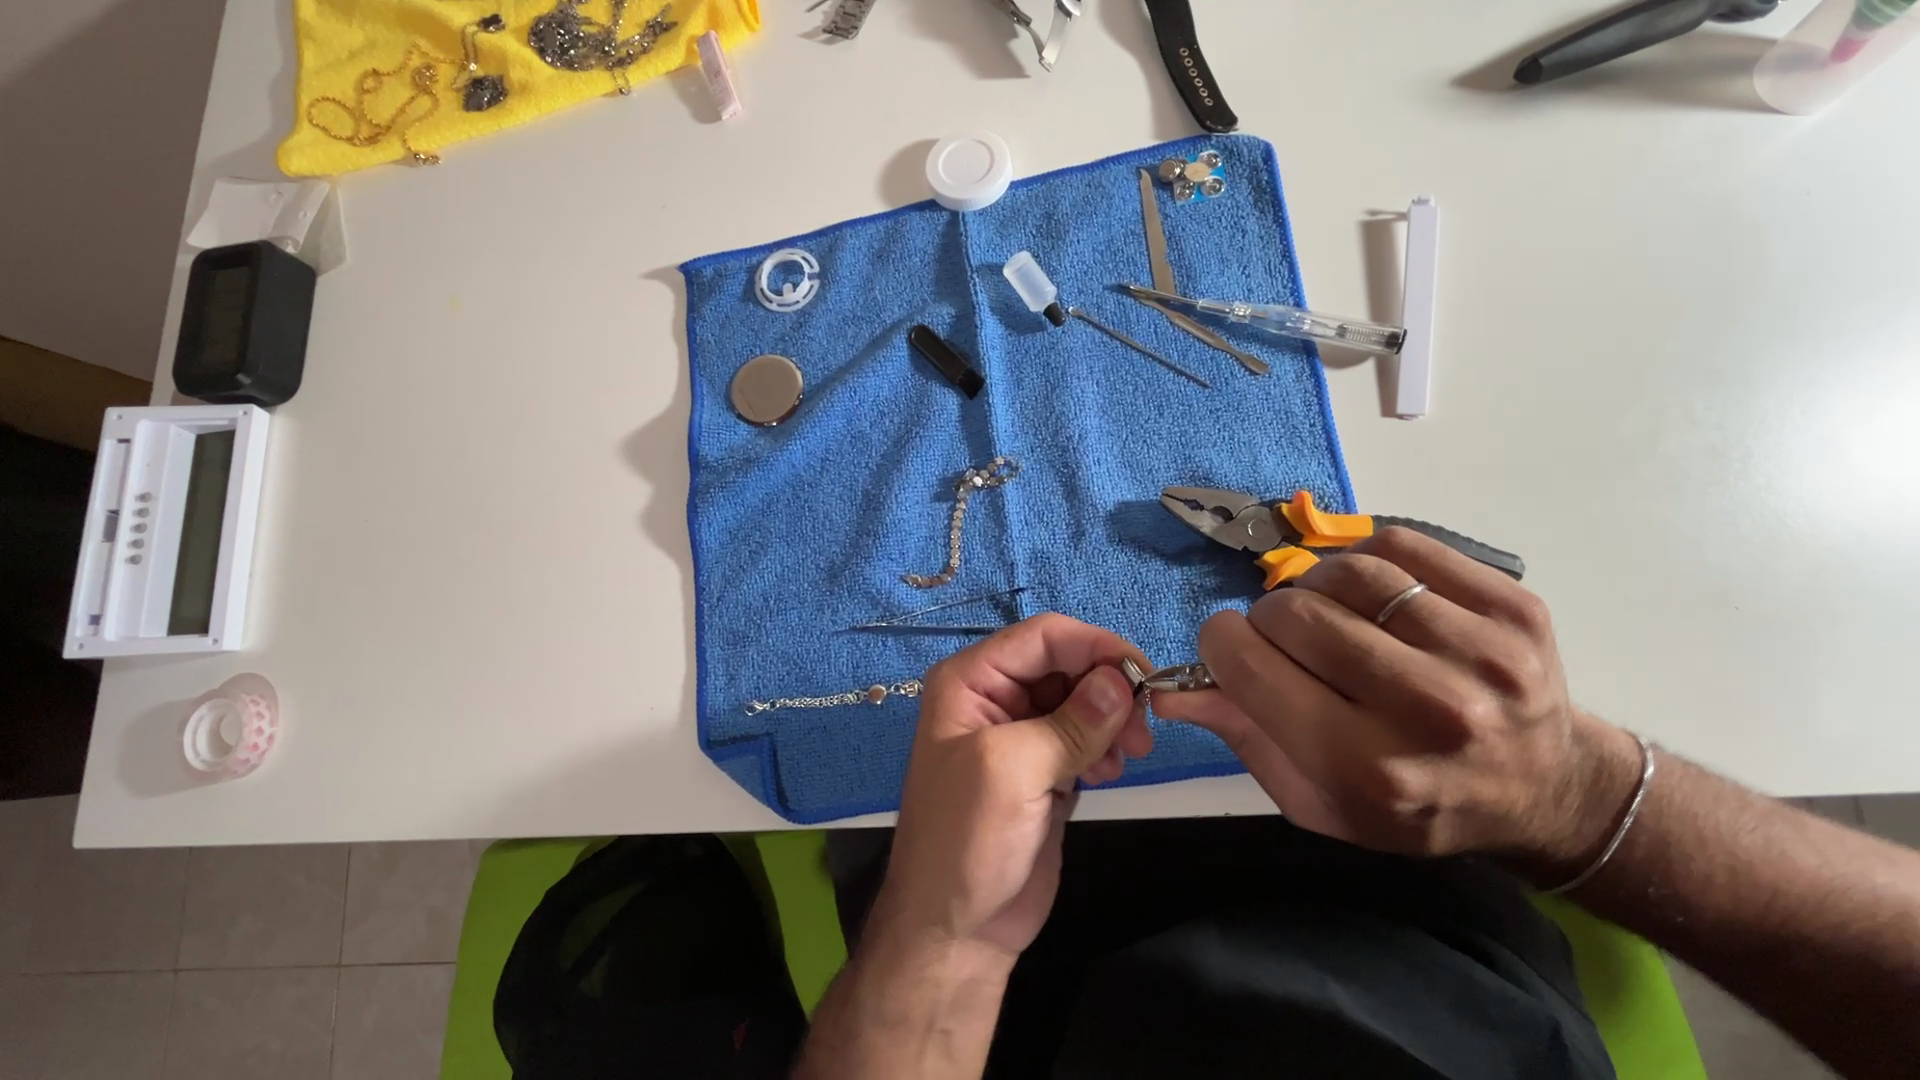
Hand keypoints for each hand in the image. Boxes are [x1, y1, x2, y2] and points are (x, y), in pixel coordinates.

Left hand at [870, 614, 1153, 962]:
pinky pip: (1084, 736)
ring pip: (1081, 700)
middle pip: (1067, 665)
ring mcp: (1020, 734)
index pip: (1044, 637)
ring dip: (1111, 720)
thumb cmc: (966, 841)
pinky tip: (1109, 774)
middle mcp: (993, 697)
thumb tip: (1122, 682)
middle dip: (1108, 689)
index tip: (1143, 677)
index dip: (1096, 646)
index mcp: (970, 680)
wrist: (956, 928)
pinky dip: (1105, 746)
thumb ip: (1070, 723)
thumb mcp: (1013, 770)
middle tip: (1142, 731)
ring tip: (1126, 759)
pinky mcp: (1043, 768)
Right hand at [1153, 527, 1640, 871]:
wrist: (1546, 790)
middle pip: (1294, 614)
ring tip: (1323, 612)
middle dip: (1266, 620)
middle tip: (1280, 639)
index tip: (1229, 648)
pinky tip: (1370, 594)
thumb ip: (1243, 737)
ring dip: (1313, 586)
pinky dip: (1366, 559)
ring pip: (1347, 573)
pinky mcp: (1513, 608)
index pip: (1251, 667)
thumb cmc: (1414, 806)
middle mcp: (1427, 709)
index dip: (1220, 646)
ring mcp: (1480, 652)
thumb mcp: (1316, 801)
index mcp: (1368, 767)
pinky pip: (1404, 545)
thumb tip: (1169, 687)